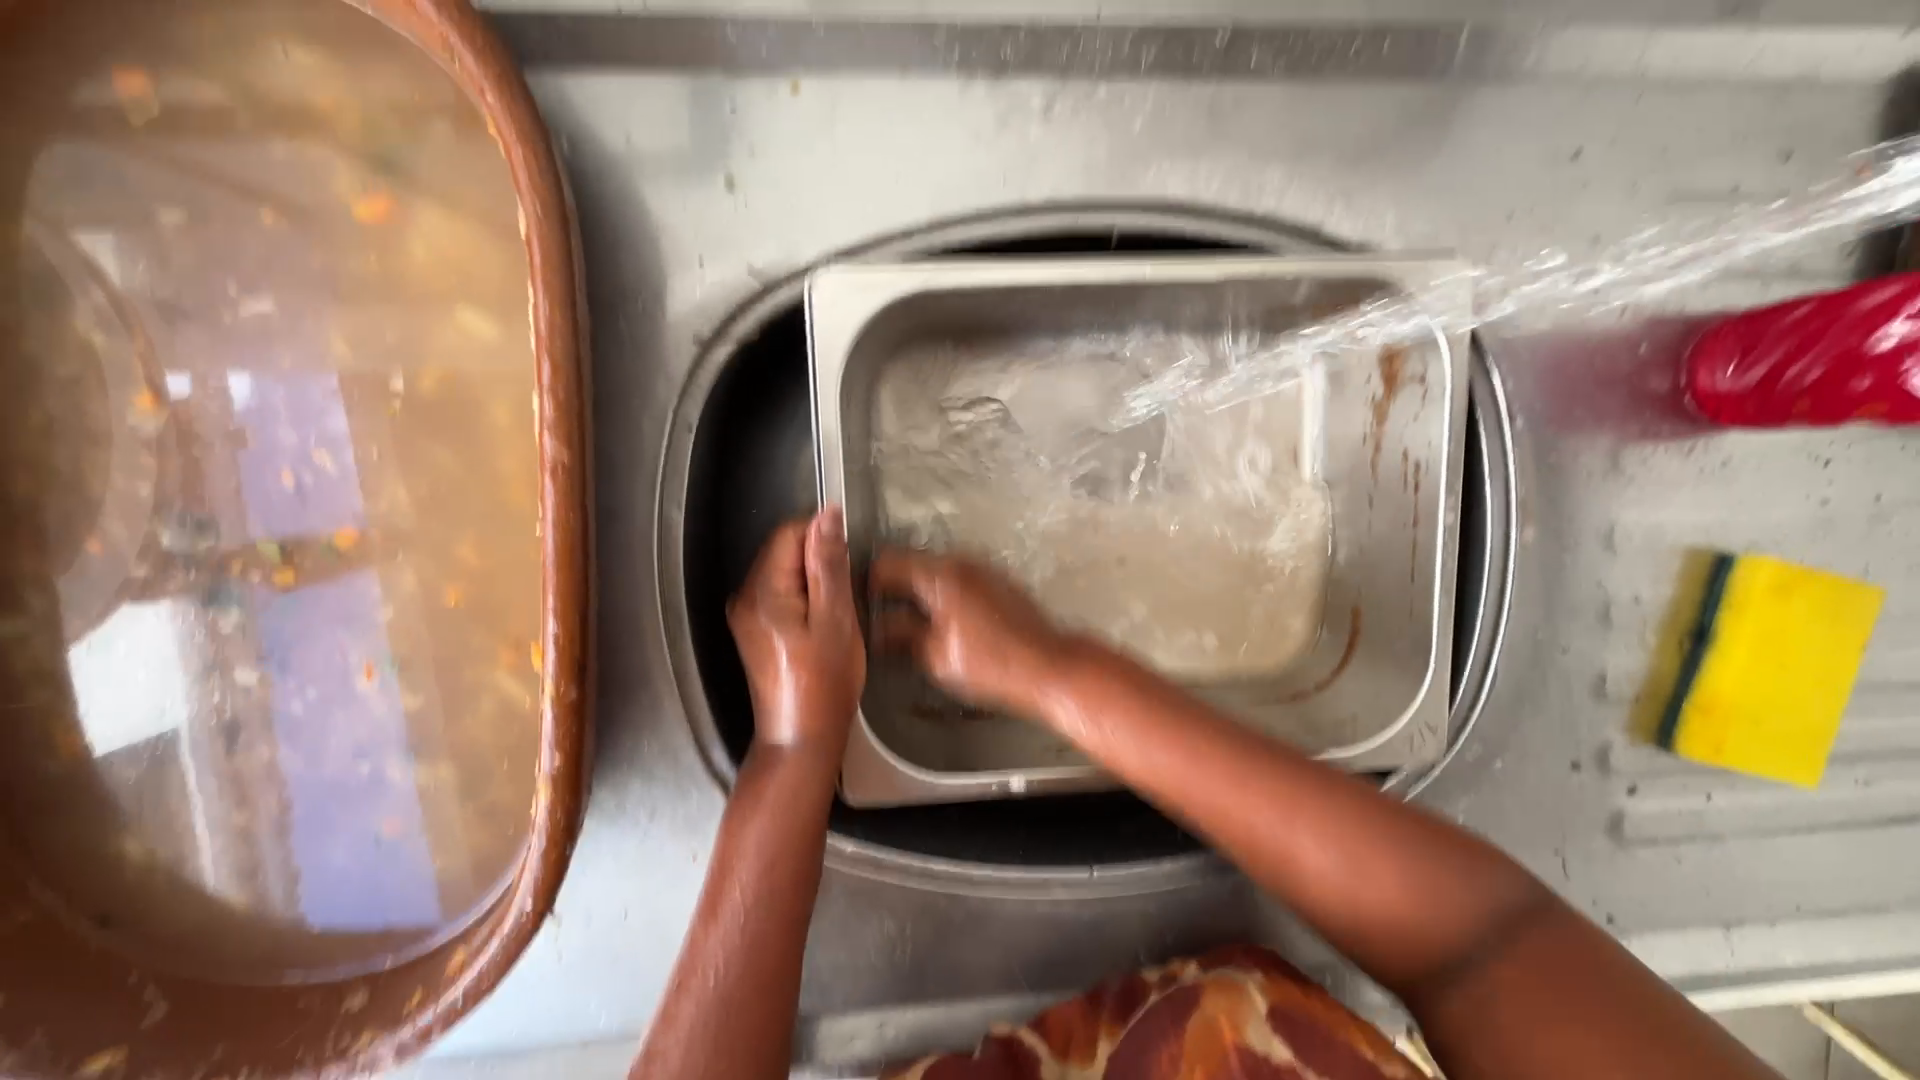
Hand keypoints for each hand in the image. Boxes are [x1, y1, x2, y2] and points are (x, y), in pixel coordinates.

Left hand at [728, 508, 865, 755]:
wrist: (802, 738)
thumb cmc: (825, 683)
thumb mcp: (836, 619)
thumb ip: (829, 565)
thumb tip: (827, 515)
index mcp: (762, 591)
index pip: (789, 533)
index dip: (823, 539)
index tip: (848, 567)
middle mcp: (745, 597)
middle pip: (784, 552)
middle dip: (819, 564)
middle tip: (844, 599)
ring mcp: (746, 615)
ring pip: (785, 574)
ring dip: (815, 584)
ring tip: (836, 616)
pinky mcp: (755, 630)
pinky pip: (782, 596)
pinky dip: (806, 601)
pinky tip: (822, 627)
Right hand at [869, 548, 1081, 714]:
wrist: (1048, 667)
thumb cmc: (991, 664)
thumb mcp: (935, 656)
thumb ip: (901, 635)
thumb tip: (878, 630)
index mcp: (940, 576)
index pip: (886, 562)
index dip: (869, 584)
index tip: (865, 608)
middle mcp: (962, 562)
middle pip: (912, 565)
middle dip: (896, 590)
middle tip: (887, 623)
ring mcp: (983, 569)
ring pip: (937, 574)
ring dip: (922, 594)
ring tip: (917, 628)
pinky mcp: (999, 582)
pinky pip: (960, 581)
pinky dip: (947, 596)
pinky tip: (948, 626)